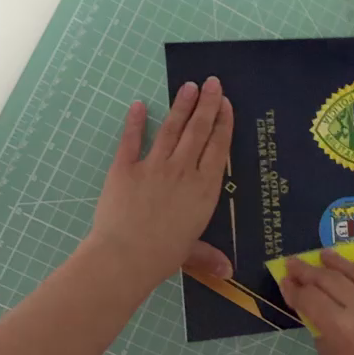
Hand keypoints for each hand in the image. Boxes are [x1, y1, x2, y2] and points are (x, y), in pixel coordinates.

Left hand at [87, 77, 234, 289]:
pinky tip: (138, 105)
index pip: (217, 148)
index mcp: (204, 189)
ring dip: (181, 106)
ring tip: (189, 86)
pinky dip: (134, 121)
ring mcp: (153, 166)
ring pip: (171, 129)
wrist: (125, 255)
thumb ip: (208, 256)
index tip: (226, 104)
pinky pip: (131, 140)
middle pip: (198, 131)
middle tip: (212, 82)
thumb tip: (228, 272)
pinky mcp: (125, 168)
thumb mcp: (191, 253)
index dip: (223, 124)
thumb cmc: (163, 256)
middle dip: (207, 104)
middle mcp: (183, 171)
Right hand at [277, 251, 353, 354]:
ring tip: (325, 255)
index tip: (285, 279)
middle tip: (294, 262)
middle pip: (331, 280)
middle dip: (308, 270)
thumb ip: (317, 322)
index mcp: (341, 329)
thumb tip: (303, 296)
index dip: (294, 287)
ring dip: (338, 262)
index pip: (310, 297)